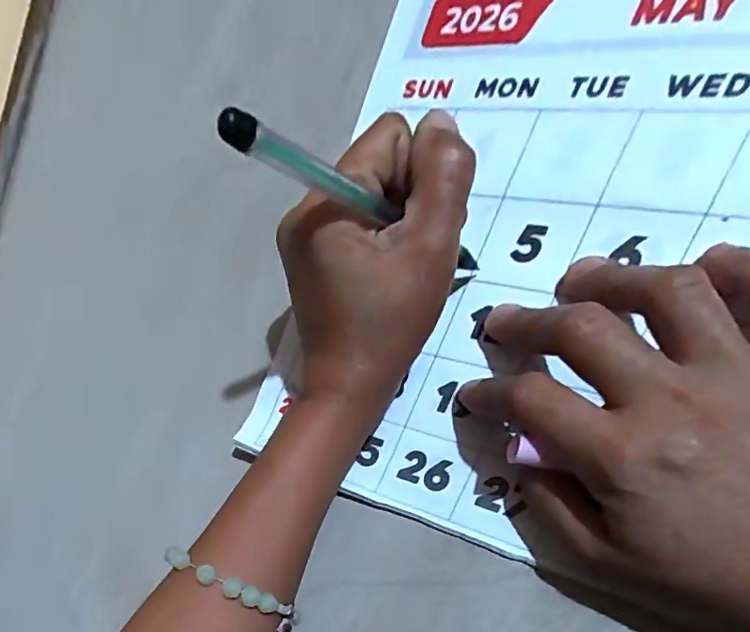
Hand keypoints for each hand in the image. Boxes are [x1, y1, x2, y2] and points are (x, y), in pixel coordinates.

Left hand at [277, 111, 473, 418]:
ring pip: (373, 196)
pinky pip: (359, 226)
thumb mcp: (430, 248)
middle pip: (380, 164)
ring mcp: (304, 238)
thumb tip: (442, 123)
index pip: (391, 136)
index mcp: (325, 201)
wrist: (349, 390)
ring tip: (406, 271)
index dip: (422, 174)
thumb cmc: (390, 326)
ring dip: (402, 225)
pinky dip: (384, 244)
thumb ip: (444, 177)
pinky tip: (391, 278)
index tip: (422, 228)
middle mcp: (305, 210)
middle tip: (419, 255)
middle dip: (412, 201)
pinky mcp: (312, 261)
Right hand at [458, 248, 749, 631]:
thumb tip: (522, 454)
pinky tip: (708, 267)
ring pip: (671, 288)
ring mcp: (743, 371)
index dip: (490, 392)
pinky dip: (743, 264)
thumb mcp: (606, 567)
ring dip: (616, 275)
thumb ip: (553, 508)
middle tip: (506, 319)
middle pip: (584, 328)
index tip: (475, 394)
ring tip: (586, 279)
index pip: (531, 401)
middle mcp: (674, 399)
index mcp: (622, 457)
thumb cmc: (713, 582)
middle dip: (528, 319)